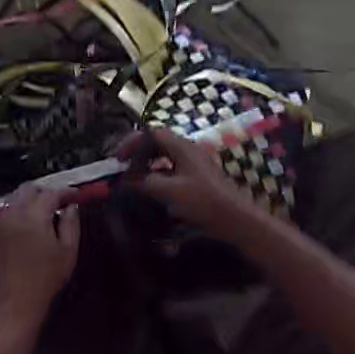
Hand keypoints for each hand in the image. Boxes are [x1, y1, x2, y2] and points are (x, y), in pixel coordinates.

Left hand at [0, 183, 80, 338]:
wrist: (13, 302)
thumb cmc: (45, 278)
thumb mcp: (67, 251)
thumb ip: (71, 224)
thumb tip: (71, 207)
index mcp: (33, 215)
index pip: (50, 193)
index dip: (66, 192)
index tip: (78, 195)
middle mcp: (14, 213)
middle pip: (29, 189)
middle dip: (46, 191)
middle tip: (62, 201)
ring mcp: (1, 222)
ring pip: (17, 197)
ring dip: (33, 197)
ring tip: (48, 210)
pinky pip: (9, 209)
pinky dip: (22, 207)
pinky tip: (33, 221)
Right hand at [120, 127, 260, 238]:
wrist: (235, 219)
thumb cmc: (203, 201)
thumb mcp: (168, 191)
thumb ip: (144, 182)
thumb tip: (126, 181)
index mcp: (183, 147)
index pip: (152, 133)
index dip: (132, 142)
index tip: (119, 158)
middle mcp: (189, 150)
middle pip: (158, 143)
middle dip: (139, 153)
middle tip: (124, 167)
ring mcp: (196, 164)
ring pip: (166, 157)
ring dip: (148, 165)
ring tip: (136, 180)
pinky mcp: (199, 177)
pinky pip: (173, 169)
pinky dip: (159, 175)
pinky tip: (154, 192)